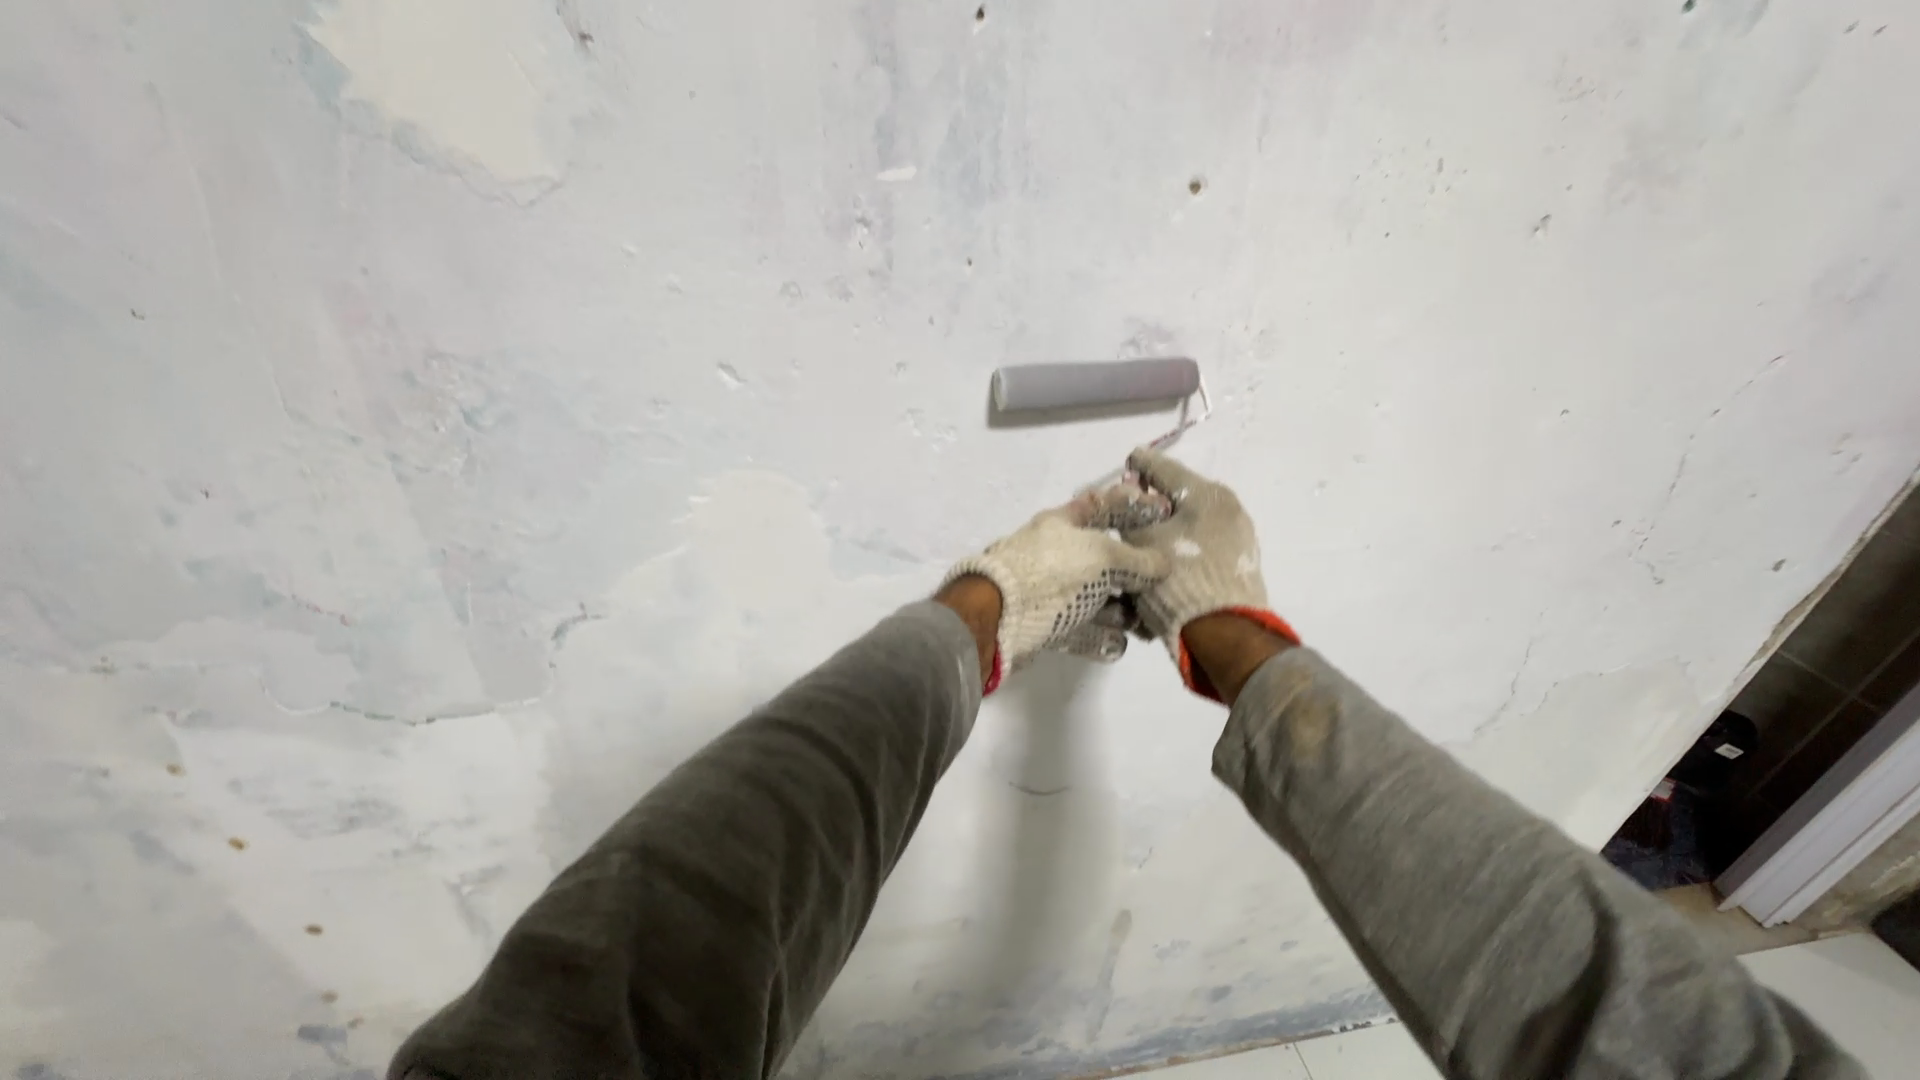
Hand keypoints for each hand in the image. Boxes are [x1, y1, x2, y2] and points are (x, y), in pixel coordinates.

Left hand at [940, 483, 1172, 688]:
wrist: (997, 617)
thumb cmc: (1052, 572)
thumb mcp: (1102, 555)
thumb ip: (1137, 559)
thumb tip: (1163, 564)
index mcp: (1064, 525)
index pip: (1103, 507)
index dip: (1133, 506)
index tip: (1164, 514)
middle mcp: (1056, 555)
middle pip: (1104, 561)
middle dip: (1135, 576)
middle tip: (1164, 589)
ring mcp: (1048, 591)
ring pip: (1095, 599)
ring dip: (1121, 612)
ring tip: (1145, 626)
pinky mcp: (1043, 625)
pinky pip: (1079, 630)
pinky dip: (1098, 637)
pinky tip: (1117, 645)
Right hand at [1120, 447, 1296, 699]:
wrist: (1223, 634)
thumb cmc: (1178, 578)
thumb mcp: (1139, 542)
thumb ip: (1129, 517)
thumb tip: (1131, 504)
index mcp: (1207, 494)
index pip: (1165, 469)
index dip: (1141, 465)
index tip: (1128, 462)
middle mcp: (1229, 509)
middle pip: (1181, 498)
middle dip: (1153, 504)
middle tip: (1128, 509)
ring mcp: (1238, 539)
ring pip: (1191, 526)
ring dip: (1166, 532)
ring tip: (1141, 544)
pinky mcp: (1240, 566)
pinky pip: (1201, 549)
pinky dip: (1180, 551)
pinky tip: (1160, 566)